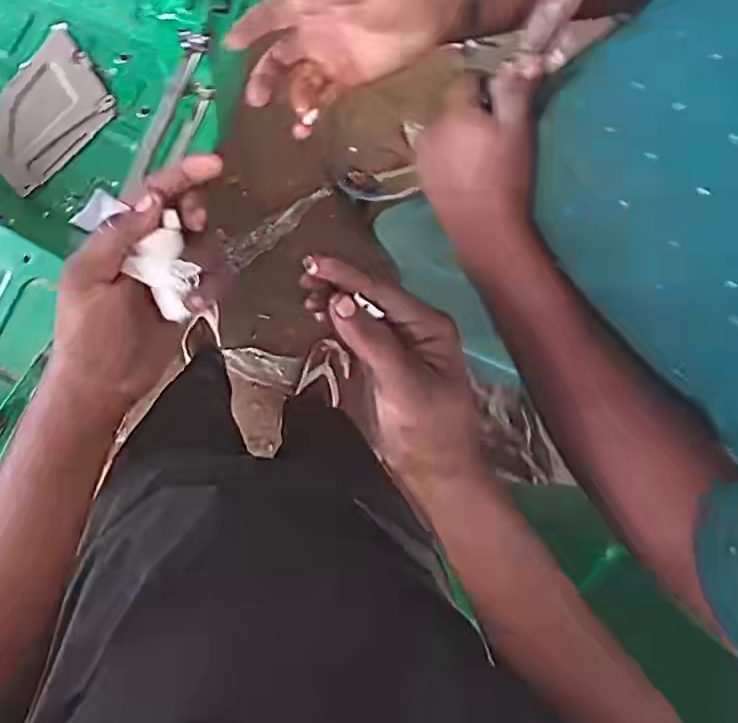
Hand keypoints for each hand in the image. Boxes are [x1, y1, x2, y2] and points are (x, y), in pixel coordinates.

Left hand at [50, 155, 222, 419]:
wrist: (101, 384)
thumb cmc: (84, 330)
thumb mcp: (87, 277)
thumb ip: (117, 235)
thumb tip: (152, 199)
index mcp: (119, 232)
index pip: (153, 192)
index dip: (182, 174)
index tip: (212, 163)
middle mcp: (148, 244)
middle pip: (186, 209)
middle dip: (196, 211)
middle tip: (194, 225)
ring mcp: (172, 270)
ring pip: (206, 243)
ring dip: (202, 261)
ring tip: (184, 291)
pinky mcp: (190, 295)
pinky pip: (216, 277)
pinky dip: (211, 287)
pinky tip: (193, 306)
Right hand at [225, 0, 466, 137]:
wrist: (436, 8)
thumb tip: (292, 6)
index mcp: (310, 5)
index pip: (270, 16)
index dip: (249, 29)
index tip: (230, 46)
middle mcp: (312, 34)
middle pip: (277, 58)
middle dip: (264, 78)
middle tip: (257, 99)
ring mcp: (328, 59)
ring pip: (297, 83)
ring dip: (292, 99)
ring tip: (300, 114)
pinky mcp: (346, 79)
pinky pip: (320, 98)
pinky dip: (310, 113)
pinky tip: (305, 128)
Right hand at [299, 256, 482, 485]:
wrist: (432, 474)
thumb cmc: (428, 429)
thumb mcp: (402, 384)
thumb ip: (372, 341)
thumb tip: (339, 301)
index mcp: (429, 326)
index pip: (382, 291)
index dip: (347, 275)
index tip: (315, 262)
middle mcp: (412, 327)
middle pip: (369, 294)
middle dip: (337, 283)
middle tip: (305, 275)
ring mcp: (393, 342)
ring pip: (358, 309)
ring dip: (332, 299)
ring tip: (306, 295)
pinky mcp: (376, 359)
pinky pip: (351, 330)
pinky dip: (332, 320)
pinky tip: (316, 315)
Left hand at [416, 56, 543, 241]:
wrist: (482, 225)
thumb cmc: (505, 174)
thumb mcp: (517, 129)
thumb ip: (516, 92)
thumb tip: (526, 60)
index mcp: (452, 112)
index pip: (465, 80)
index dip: (487, 85)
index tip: (504, 102)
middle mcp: (429, 127)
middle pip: (452, 104)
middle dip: (472, 109)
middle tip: (496, 129)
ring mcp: (421, 151)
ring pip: (442, 127)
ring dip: (459, 130)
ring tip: (482, 152)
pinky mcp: (421, 173)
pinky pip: (435, 149)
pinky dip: (449, 150)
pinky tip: (467, 168)